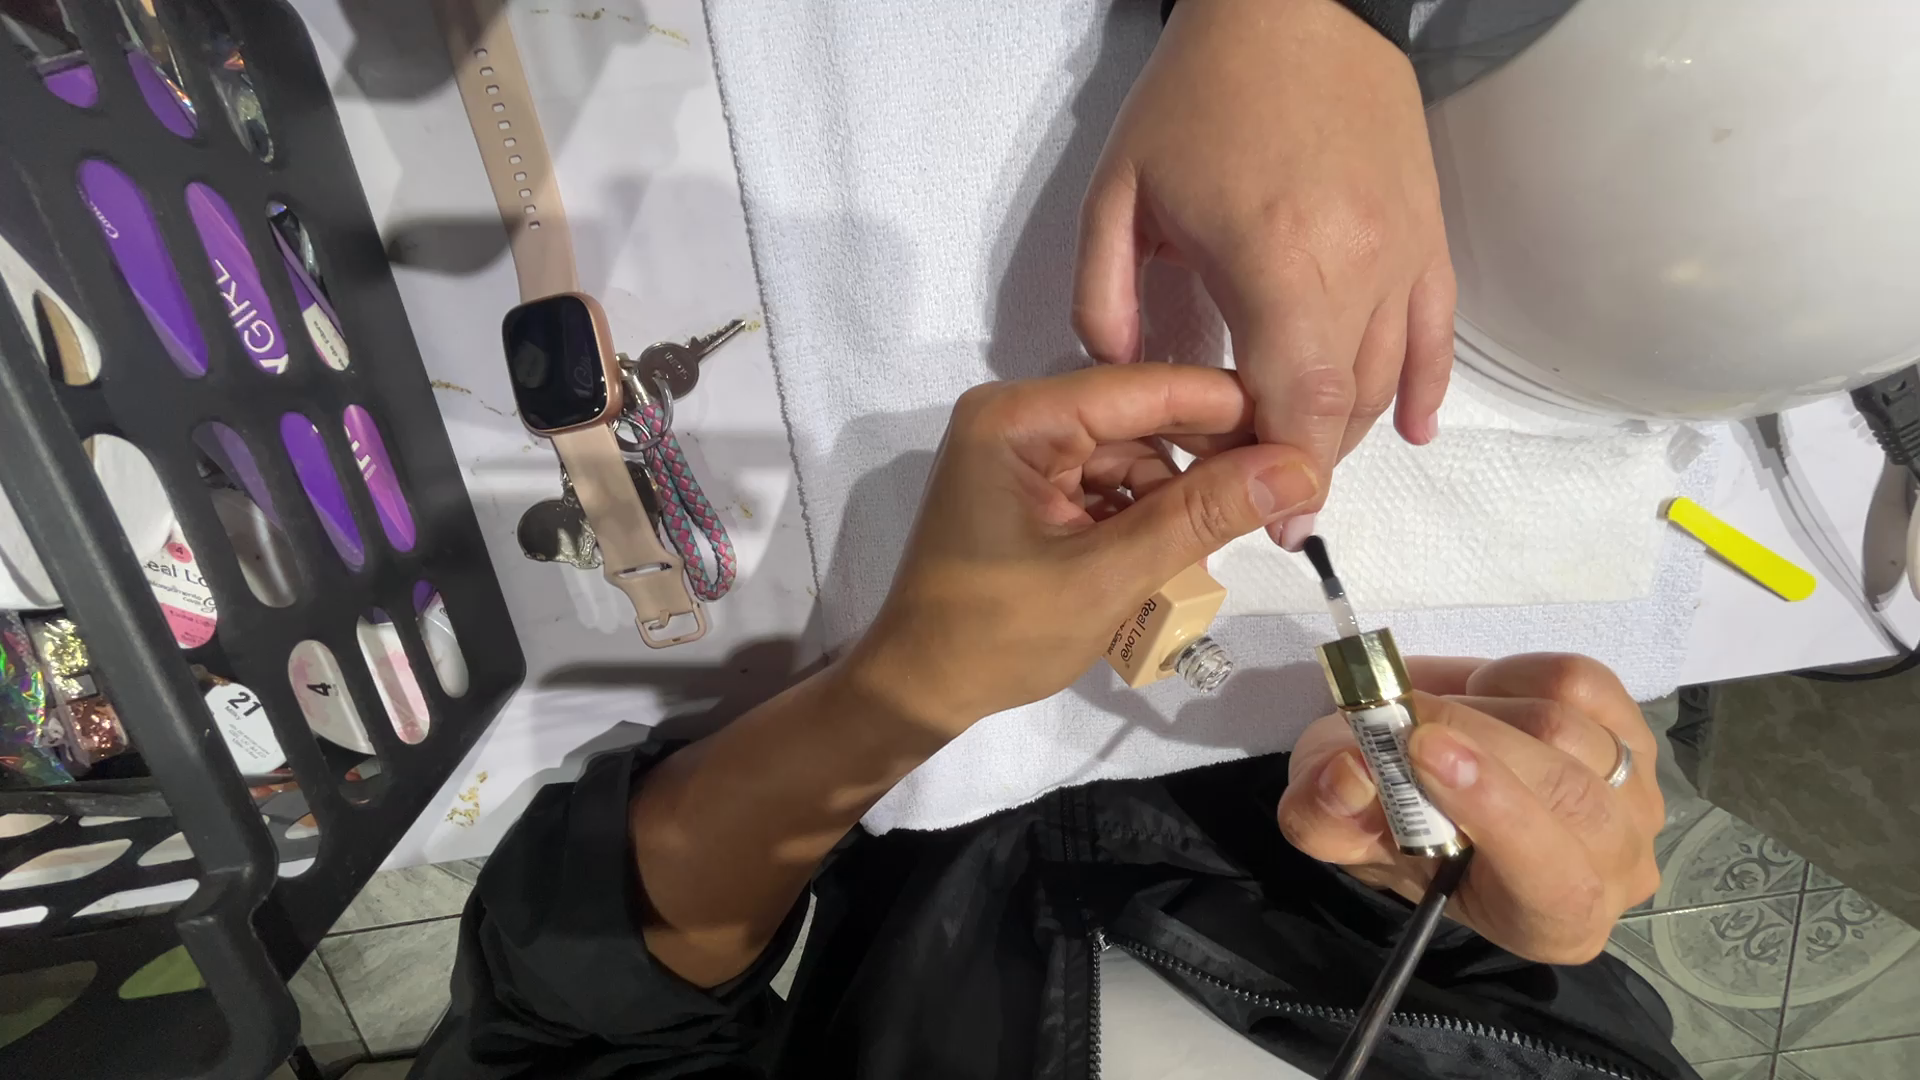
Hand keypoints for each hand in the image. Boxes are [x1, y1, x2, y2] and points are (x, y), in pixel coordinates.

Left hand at [841, 364, 1318, 736]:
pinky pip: (1104, 483)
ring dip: (1175, 496)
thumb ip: (1200, 517)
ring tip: (1215, 543)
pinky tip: (1172, 550)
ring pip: (1129, 454)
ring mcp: (1020, 452)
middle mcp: (1016, 417)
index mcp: (1017, 418)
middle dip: (1204, 462)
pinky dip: (1142, 513)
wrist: (920, 686)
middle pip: (1138, 418)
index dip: (1231, 411)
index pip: (1145, 389)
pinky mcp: (1028, 486)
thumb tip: (1299, 468)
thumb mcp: (1107, 576)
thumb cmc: (999, 636)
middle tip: (1279, 500)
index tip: (1308, 441)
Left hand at [1075, 0, 1455, 548]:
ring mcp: (1407, 249)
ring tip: (1304, 467)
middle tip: (1272, 509)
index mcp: (1278, 263)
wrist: (1292, 1)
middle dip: (1307, 466)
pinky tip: (1412, 431)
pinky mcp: (1429, 232)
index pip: (1295, 402)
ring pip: (1388, 378)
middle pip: (1344, 405)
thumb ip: (1102, 300)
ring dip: (1345, 433)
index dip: (1282, 472)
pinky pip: (1438, 329)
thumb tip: (1119, 373)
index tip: (1268, 526)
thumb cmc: (1192, 103)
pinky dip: (1424, 386)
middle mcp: (1360, 267)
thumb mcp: (1114, 200)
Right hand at [1277, 654, 1663, 964]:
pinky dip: (1515, 673)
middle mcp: (1612, 867)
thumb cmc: (1376, 816)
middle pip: (1568, 791)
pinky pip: (1583, 682)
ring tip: (1431, 718)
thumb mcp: (1326, 827)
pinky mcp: (1628, 730)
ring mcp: (1632, 797)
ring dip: (1476, 707)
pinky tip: (1482, 695)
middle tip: (1396, 711)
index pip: (1557, 881)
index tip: (1422, 747)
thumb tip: (1353, 772)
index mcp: (1542, 919)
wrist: (1404, 774)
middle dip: (1471, 736)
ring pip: (1568, 729)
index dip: (1497, 810)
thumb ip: (1324, 814)